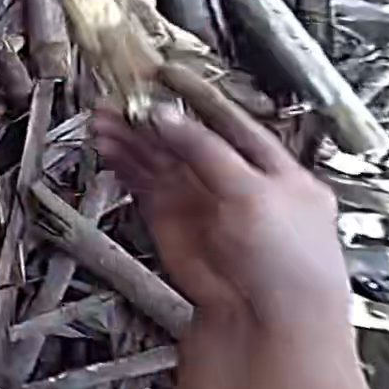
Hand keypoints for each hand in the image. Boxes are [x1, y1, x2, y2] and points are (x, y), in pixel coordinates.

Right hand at [92, 64, 349, 335]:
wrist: (261, 316)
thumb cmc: (288, 266)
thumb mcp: (253, 194)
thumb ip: (204, 150)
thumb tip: (165, 114)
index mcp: (271, 169)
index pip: (227, 120)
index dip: (194, 96)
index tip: (162, 73)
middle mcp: (230, 177)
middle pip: (180, 134)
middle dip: (146, 116)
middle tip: (114, 99)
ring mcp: (196, 193)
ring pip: (154, 152)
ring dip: (126, 134)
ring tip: (100, 120)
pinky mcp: (166, 210)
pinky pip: (137, 174)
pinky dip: (119, 158)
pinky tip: (105, 144)